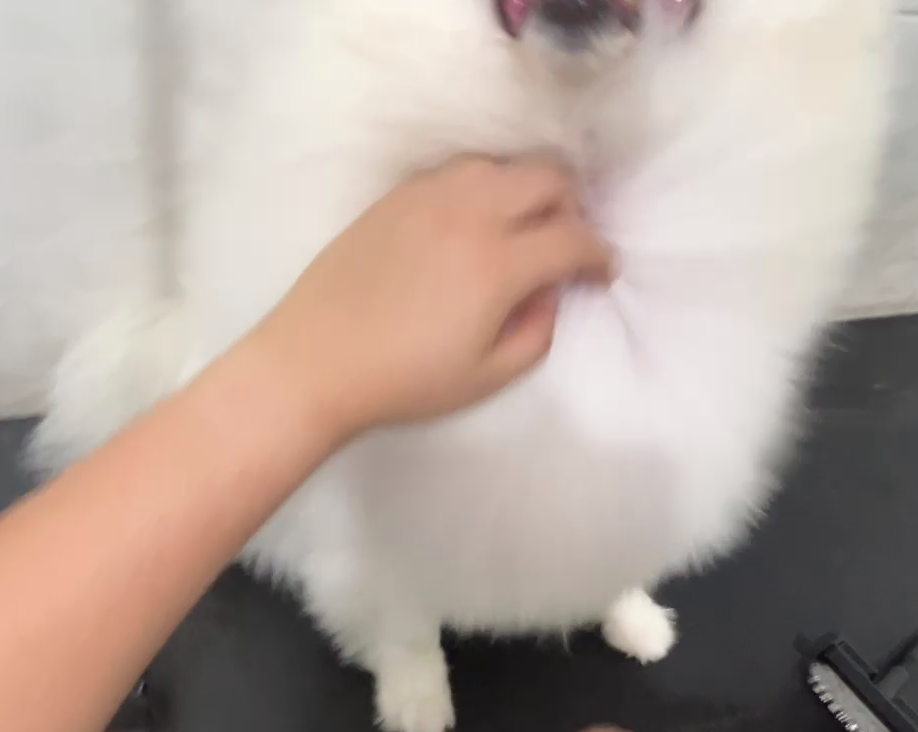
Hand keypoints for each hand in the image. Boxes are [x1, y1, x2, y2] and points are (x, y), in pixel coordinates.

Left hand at [249, 156, 613, 436]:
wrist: (317, 360)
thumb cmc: (406, 381)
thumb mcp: (487, 377)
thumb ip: (538, 333)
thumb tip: (553, 295)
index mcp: (497, 264)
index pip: (573, 237)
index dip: (599, 256)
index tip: (601, 274)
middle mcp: (470, 213)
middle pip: (547, 177)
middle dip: (572, 208)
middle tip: (564, 247)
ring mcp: (429, 196)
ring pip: (501, 165)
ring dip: (526, 191)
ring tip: (519, 231)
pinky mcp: (397, 195)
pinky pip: (458, 172)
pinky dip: (483, 189)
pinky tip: (471, 226)